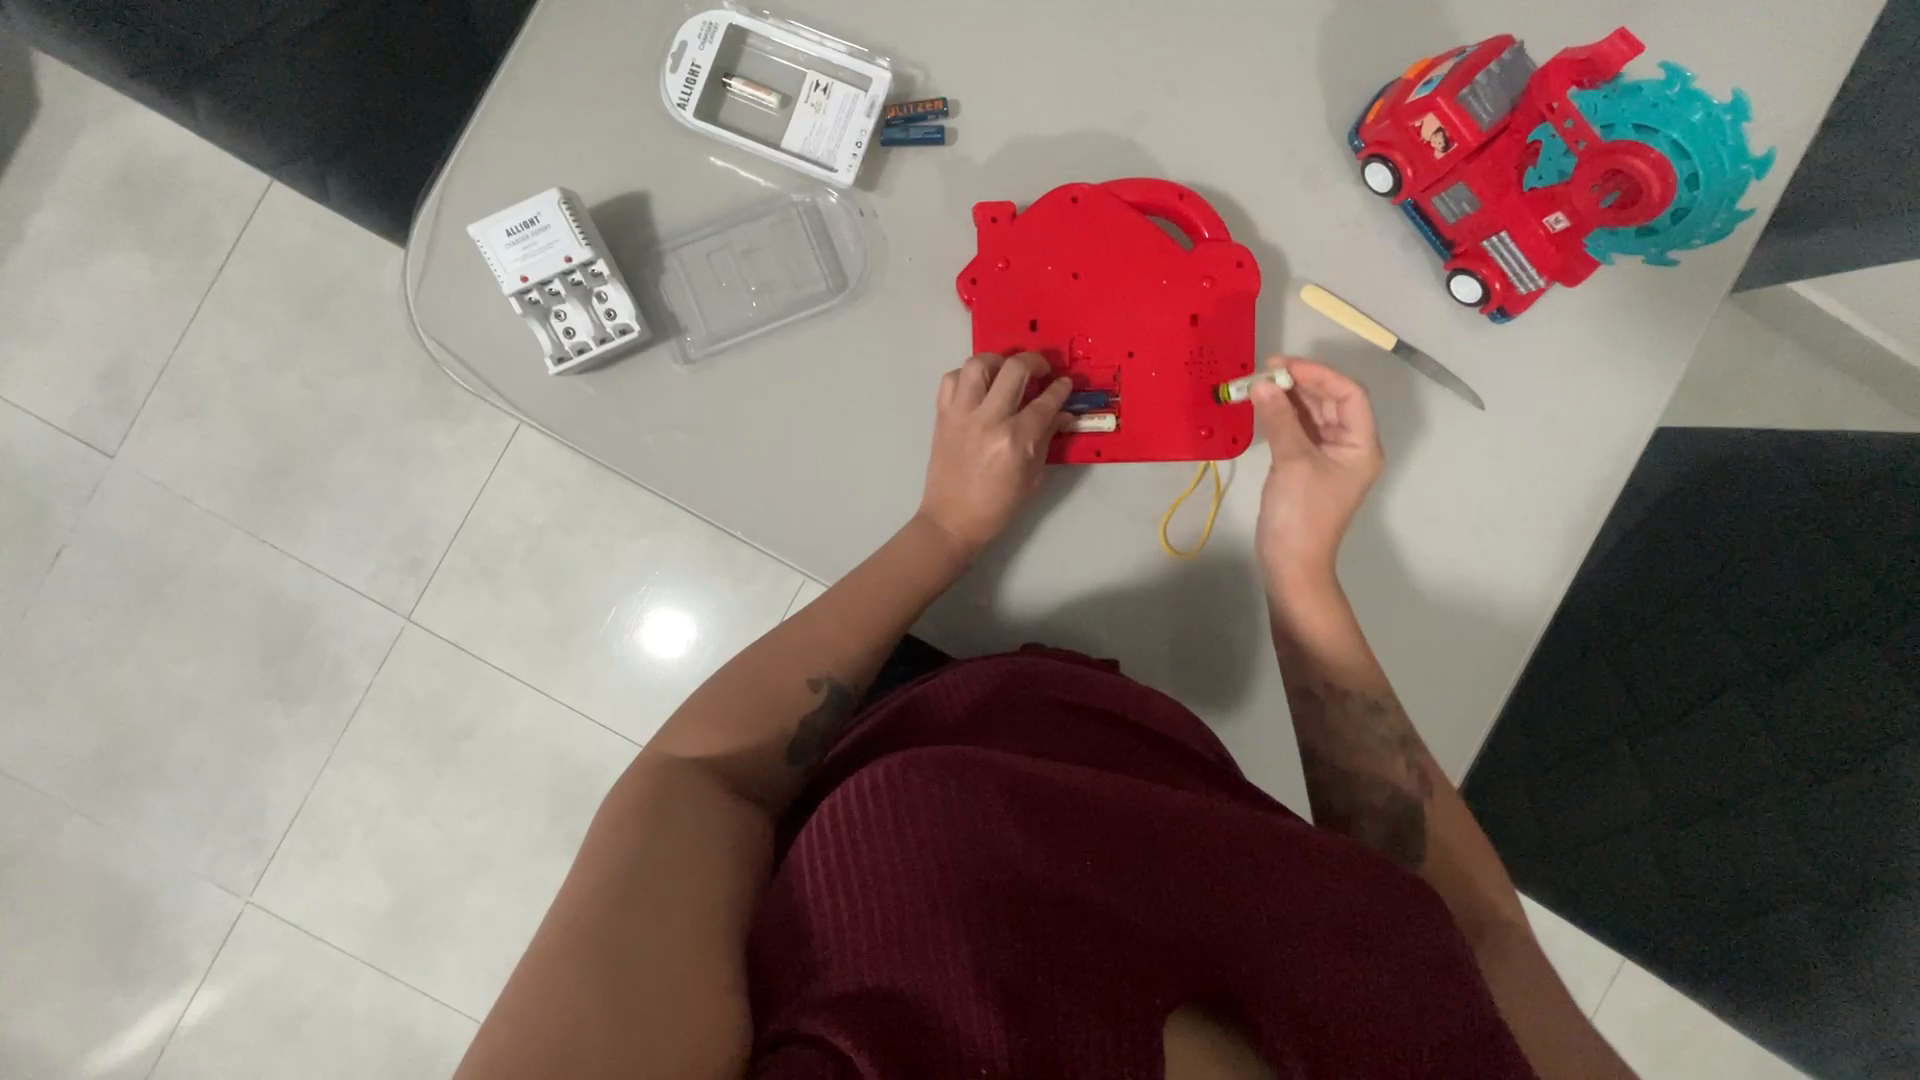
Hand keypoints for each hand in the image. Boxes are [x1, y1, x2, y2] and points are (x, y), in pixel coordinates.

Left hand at [917, 352, 1072, 558]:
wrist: (951, 520)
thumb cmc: (997, 506)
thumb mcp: (1033, 478)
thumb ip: (1047, 440)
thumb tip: (1062, 415)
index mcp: (1015, 440)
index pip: (1045, 402)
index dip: (1060, 388)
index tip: (1065, 383)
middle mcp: (988, 419)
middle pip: (1014, 369)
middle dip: (1035, 361)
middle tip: (1041, 369)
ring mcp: (961, 414)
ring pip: (978, 364)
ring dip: (997, 361)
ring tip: (1006, 372)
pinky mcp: (942, 416)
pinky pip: (951, 380)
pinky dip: (966, 376)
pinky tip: (978, 387)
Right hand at [1251, 358, 1383, 585]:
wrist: (1291, 563)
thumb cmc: (1301, 514)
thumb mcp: (1292, 462)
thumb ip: (1279, 419)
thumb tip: (1262, 384)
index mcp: (1361, 445)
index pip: (1349, 395)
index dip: (1319, 374)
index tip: (1283, 366)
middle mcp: (1350, 446)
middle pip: (1331, 402)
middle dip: (1300, 383)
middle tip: (1264, 371)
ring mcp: (1327, 457)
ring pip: (1312, 415)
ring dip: (1287, 398)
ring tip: (1258, 385)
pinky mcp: (1306, 467)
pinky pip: (1298, 431)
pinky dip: (1281, 417)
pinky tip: (1262, 407)